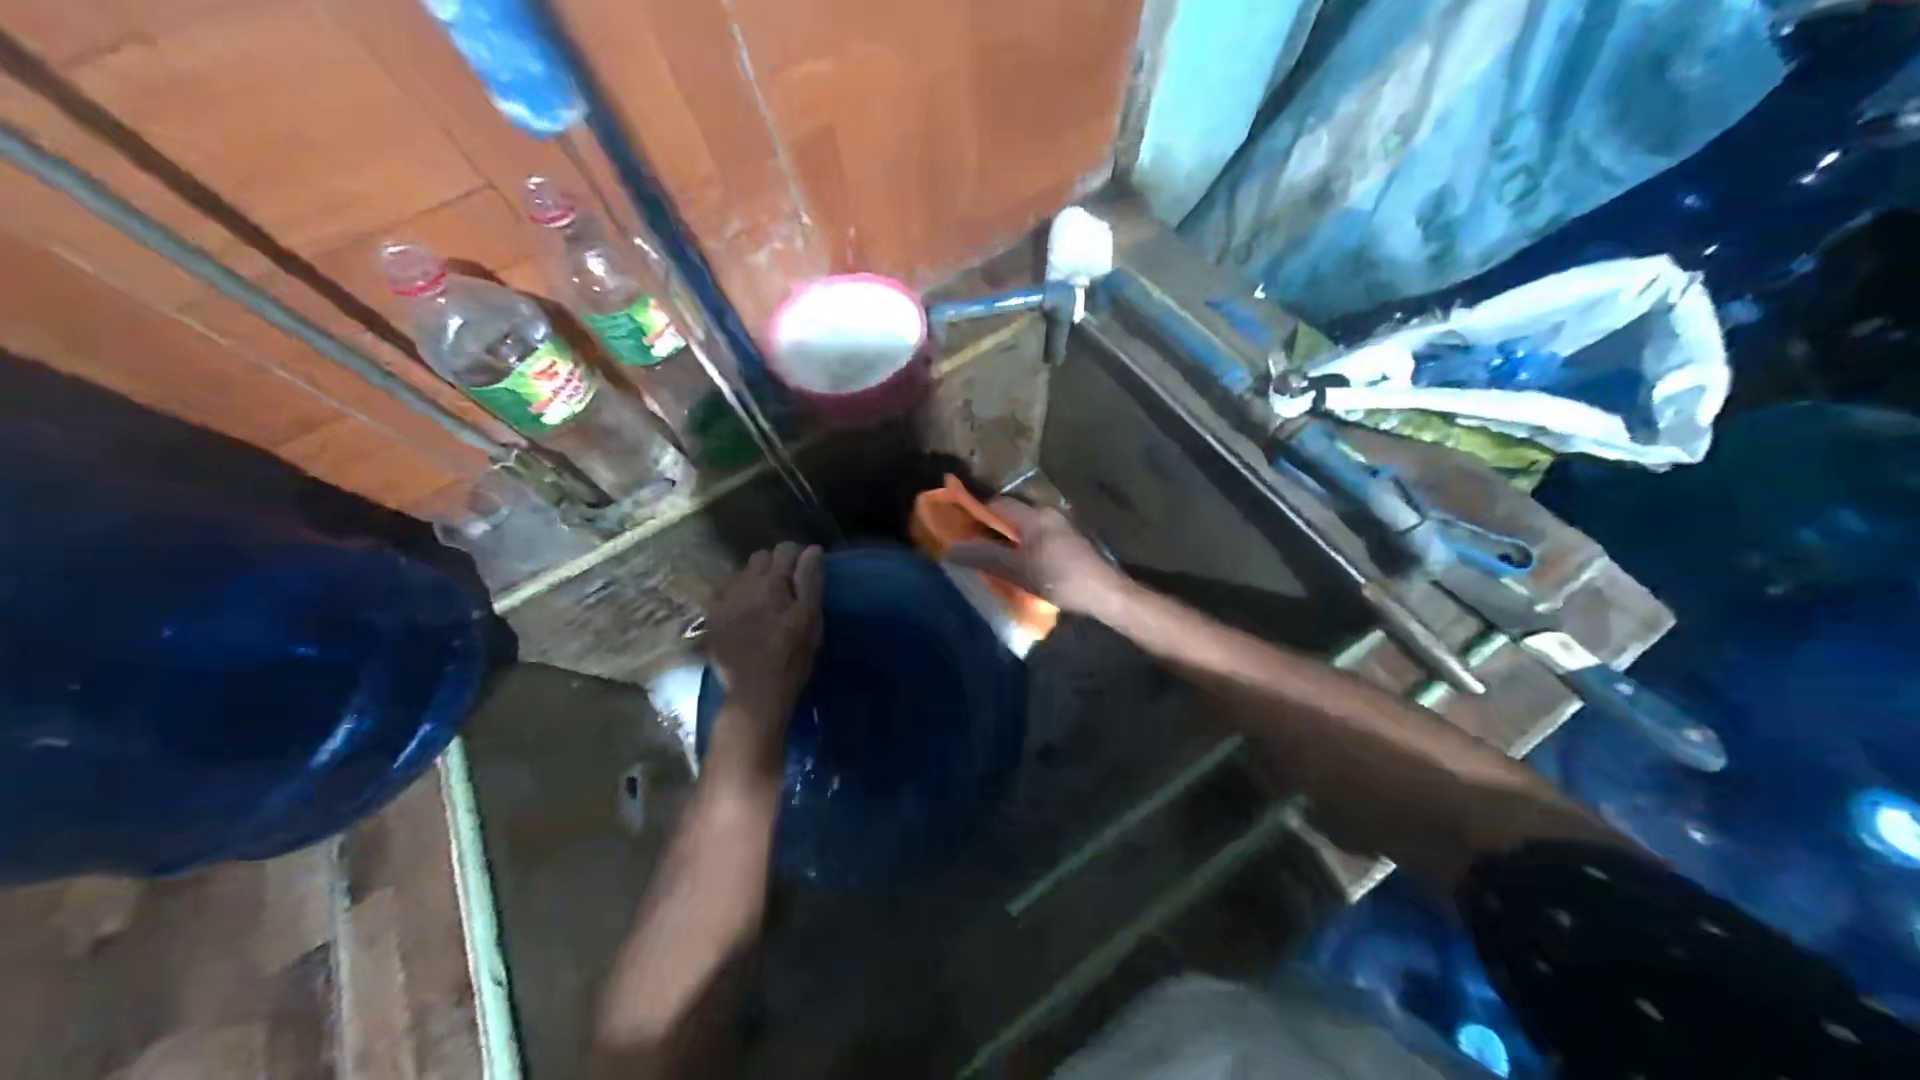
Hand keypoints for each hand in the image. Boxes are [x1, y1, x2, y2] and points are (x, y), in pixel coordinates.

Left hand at [703, 542, 823, 788]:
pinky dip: (739, 599)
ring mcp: (724, 601)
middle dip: (775, 566)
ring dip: (755, 582)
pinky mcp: (712, 619)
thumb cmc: (791, 659)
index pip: (786, 549)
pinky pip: (726, 595)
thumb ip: (810, 581)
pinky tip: (747, 619)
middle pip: (761, 558)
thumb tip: (812, 549)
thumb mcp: (810, 620)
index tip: (807, 574)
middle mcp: (743, 584)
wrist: (754, 696)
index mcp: (771, 582)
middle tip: (788, 591)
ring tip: (766, 606)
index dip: (800, 557)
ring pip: (742, 575)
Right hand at [944, 499, 1131, 618]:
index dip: (977, 514)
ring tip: (994, 559)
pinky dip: (1025, 546)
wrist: (1104, 594)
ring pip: (1026, 527)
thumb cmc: (1058, 578)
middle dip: (992, 528)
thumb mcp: (1015, 570)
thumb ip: (983, 557)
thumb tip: (950, 549)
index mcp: (1034, 515)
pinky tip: (1021, 565)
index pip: (997, 504)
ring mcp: (1062, 527)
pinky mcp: (1071, 543)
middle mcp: (1048, 514)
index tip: (960, 530)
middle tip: (975, 547)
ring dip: (1009, 540)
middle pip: (1012, 515)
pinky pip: (1039, 537)